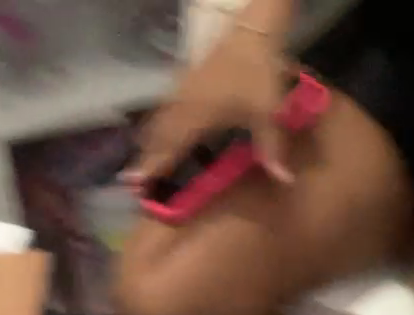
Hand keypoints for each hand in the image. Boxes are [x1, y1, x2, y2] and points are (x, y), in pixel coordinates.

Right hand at [125, 26, 293, 187]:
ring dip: (147, 145)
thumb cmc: (256, 72)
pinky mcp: (184, 83)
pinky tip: (156, 132)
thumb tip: (284, 180)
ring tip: (138, 164)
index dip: (151, 168)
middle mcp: (182, 107)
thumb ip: (271, 148)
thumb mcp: (267, 112)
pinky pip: (163, 111)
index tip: (135, 186)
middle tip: (129, 183)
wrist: (250, 29)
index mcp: (197, 118)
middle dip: (144, 161)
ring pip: (157, 124)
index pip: (169, 149)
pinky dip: (156, 126)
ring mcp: (180, 93)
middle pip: (156, 139)